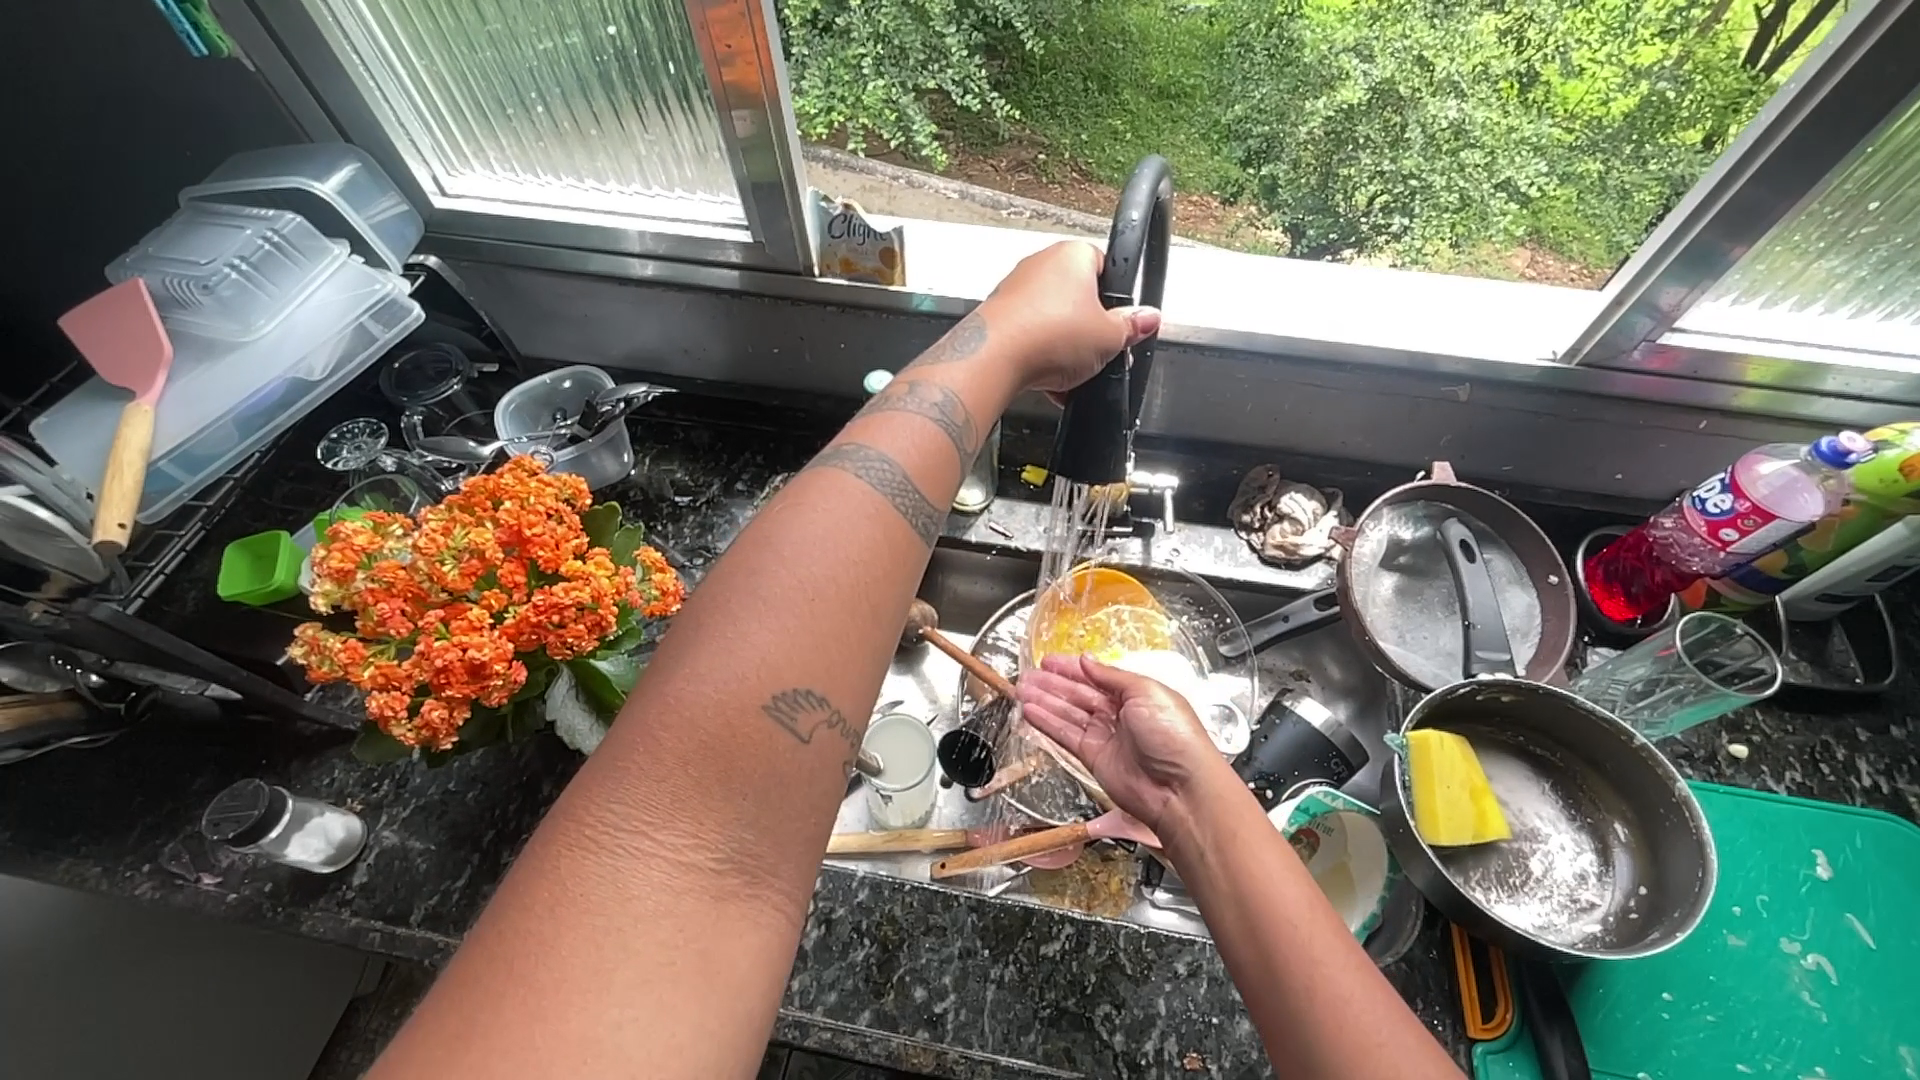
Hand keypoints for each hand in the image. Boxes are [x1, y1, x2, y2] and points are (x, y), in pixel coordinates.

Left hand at [976, 242, 1161, 394]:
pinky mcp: (999, 319)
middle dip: (1090, 331)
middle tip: (1100, 353)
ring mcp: (1016, 292)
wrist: (994, 359)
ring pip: (1054, 324)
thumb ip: (1131, 327)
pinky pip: (1031, 340)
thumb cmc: (1048, 335)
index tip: (1122, 325)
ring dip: (1066, 351)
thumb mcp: (1109, 337)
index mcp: (1073, 255)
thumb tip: (1148, 318)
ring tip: (1073, 374)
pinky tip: (1051, 383)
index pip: (1107, 268)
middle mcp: (1041, 266)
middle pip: (1079, 300)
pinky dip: (1041, 359)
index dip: (1118, 301)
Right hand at [1015, 654, 1229, 832]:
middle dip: (1052, 684)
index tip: (1049, 660)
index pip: (1096, 676)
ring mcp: (1105, 737)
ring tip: (1020, 690)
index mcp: (1136, 693)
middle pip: (1078, 694)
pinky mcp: (1094, 758)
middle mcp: (1119, 714)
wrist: (1181, 789)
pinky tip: (1030, 712)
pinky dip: (1047, 724)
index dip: (1072, 668)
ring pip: (1068, 714)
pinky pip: (1066, 736)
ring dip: (1044, 701)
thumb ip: (1112, 676)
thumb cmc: (1174, 736)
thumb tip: (1087, 660)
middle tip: (1027, 674)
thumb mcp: (1146, 691)